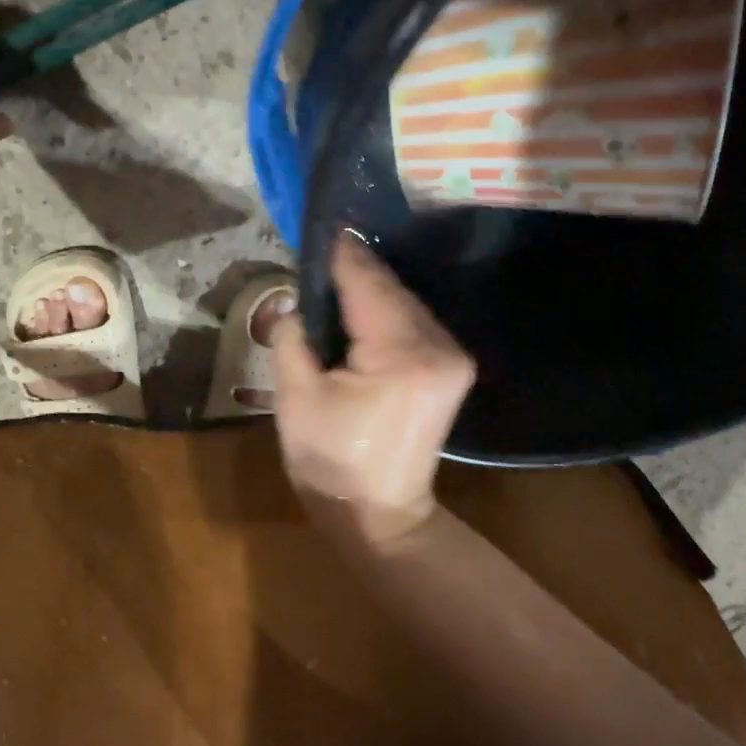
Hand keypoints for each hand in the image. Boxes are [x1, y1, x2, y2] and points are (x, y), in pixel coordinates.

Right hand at [272, 234, 475, 545]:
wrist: (377, 516)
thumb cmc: (330, 464)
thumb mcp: (295, 400)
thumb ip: (292, 338)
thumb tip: (293, 301)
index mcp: (401, 354)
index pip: (368, 284)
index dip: (340, 257)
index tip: (318, 229)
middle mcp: (439, 347)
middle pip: (391, 290)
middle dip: (354, 274)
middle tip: (317, 258)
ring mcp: (453, 358)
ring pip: (405, 305)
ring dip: (370, 293)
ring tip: (332, 283)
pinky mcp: (451, 370)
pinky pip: (414, 325)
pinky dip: (385, 315)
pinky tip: (359, 314)